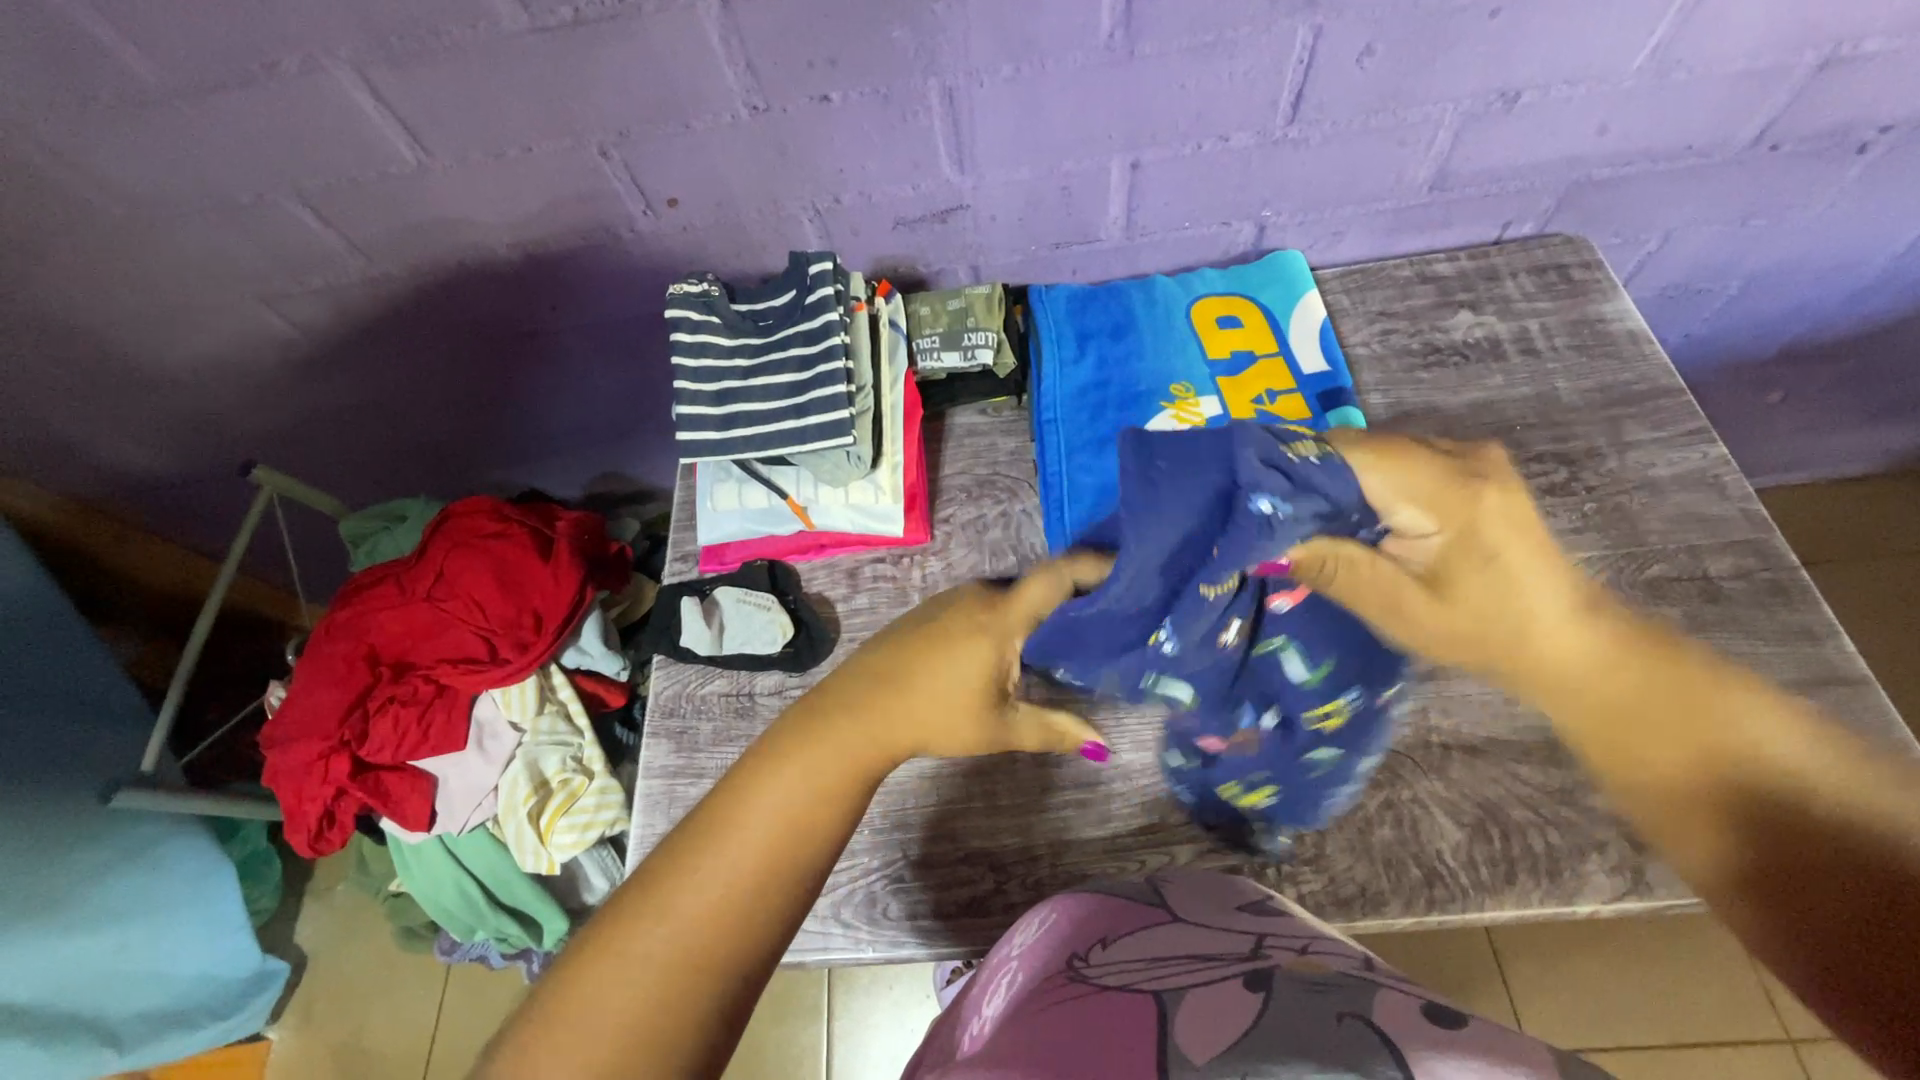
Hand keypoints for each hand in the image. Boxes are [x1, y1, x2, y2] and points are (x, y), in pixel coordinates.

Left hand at [801, 552, 1113, 765]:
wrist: (859, 708)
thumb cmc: (934, 716)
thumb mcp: (1000, 728)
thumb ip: (1055, 730)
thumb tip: (1103, 744)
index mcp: (1002, 616)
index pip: (1059, 575)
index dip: (1095, 566)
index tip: (1125, 569)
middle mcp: (979, 594)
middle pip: (1034, 585)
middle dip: (1068, 597)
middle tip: (1099, 619)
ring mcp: (950, 597)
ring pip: (1005, 596)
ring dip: (1031, 611)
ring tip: (1055, 640)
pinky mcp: (929, 607)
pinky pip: (979, 602)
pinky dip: (1002, 616)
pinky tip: (1001, 649)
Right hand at [1286, 432, 1616, 690]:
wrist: (1563, 637)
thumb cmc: (1482, 632)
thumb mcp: (1397, 610)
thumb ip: (1332, 567)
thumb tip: (1266, 541)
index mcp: (1447, 489)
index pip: (1349, 451)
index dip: (1295, 468)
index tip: (1254, 499)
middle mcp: (1462, 453)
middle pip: (1360, 445)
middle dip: (1313, 477)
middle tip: (1274, 519)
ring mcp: (1471, 453)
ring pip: (1376, 448)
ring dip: (1338, 480)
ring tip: (1309, 523)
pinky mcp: (1472, 463)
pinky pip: (1399, 458)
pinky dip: (1366, 482)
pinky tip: (1355, 519)